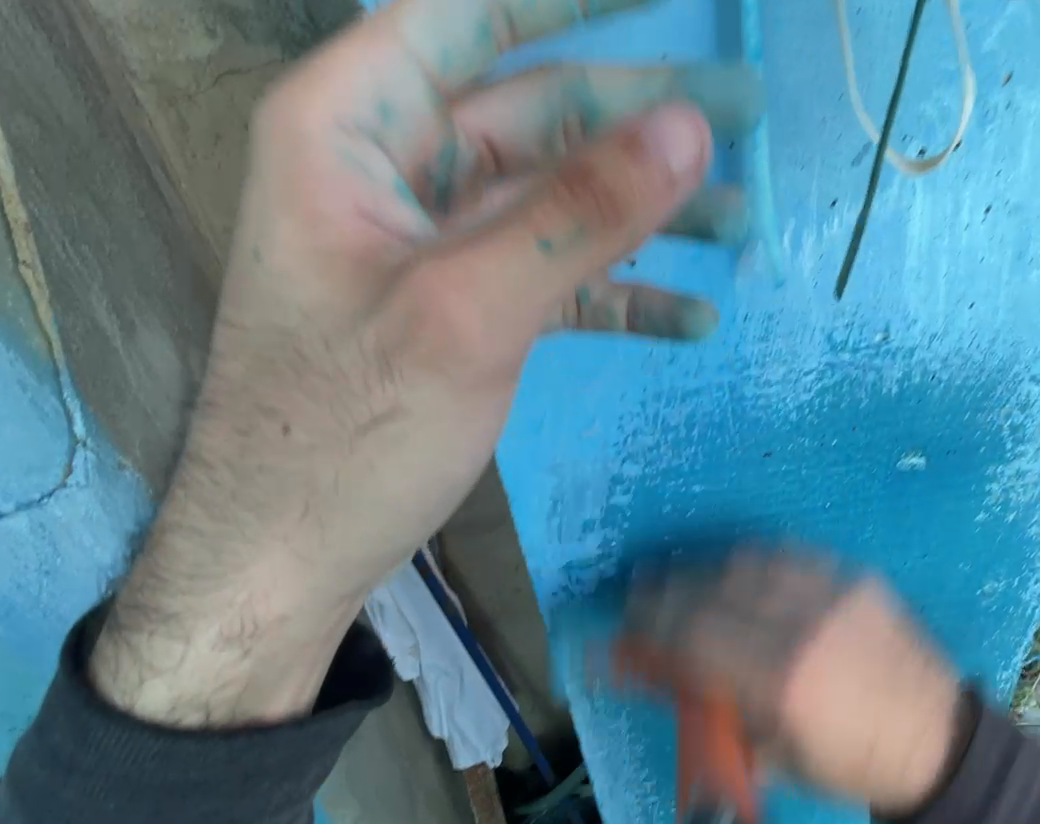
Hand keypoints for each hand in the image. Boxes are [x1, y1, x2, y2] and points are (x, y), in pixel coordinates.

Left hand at [90, 0, 760, 726]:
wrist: (290, 554)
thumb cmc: (349, 432)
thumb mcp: (468, 314)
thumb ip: (577, 215)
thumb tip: (689, 130)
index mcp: (353, 128)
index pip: (471, 14)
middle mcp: (393, 173)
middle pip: (536, 114)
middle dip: (642, 124)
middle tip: (749, 122)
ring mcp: (434, 251)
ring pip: (555, 203)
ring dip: (647, 218)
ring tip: (742, 229)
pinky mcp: (463, 315)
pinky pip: (552, 281)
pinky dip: (618, 296)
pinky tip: (690, 318)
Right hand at [623, 550, 964, 816]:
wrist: (941, 745)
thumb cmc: (851, 768)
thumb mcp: (774, 758)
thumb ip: (711, 713)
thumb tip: (653, 680)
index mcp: (781, 682)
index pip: (691, 635)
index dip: (647, 627)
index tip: (622, 628)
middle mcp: (803, 625)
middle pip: (711, 590)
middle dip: (664, 593)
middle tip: (642, 601)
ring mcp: (833, 593)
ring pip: (746, 563)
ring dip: (705, 573)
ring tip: (687, 586)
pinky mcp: (856, 577)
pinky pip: (788, 555)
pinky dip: (752, 564)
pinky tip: (739, 576)